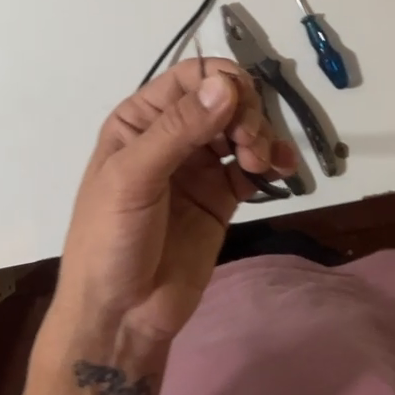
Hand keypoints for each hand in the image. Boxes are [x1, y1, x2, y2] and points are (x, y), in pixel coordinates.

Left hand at [22, 60, 296, 394]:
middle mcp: (172, 135)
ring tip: (261, 163)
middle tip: (249, 144)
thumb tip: (226, 85)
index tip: (241, 105)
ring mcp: (198, 166)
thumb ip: (179, 130)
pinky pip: (252, 167)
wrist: (120, 317)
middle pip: (223, 99)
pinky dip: (272, 162)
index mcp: (141, 119)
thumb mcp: (133, 178)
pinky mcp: (220, 198)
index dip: (220, 81)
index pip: (189, 78)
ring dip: (260, 136)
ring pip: (241, 129)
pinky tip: (284, 170)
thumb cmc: (110, 238)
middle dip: (245, 112)